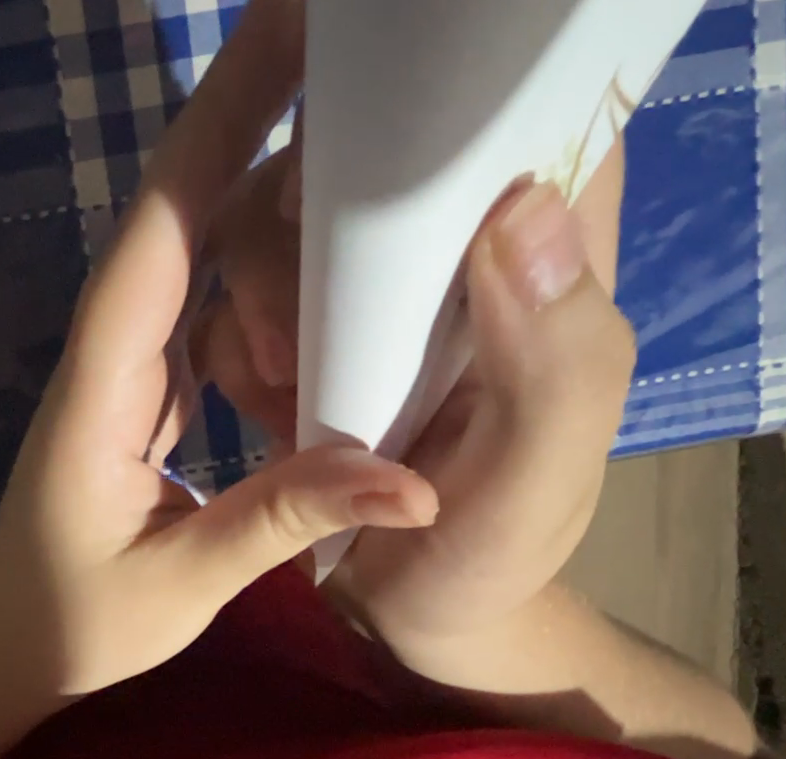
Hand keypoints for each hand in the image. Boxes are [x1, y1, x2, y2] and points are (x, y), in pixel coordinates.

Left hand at [0, 0, 434, 702]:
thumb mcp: (181, 584)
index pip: (156, 241)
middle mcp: (105, 362)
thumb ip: (280, 522)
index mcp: (98, 396)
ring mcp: (120, 373)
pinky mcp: (140, 395)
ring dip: (249, 179)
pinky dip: (249, 260)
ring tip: (342, 113)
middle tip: (336, 36)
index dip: (212, 134)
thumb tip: (410, 484)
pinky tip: (310, 239)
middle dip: (239, 122)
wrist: (18, 645)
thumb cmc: (79, 624)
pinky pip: (196, 307)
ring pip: (183, 255)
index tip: (284, 36)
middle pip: (169, 220)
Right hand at [197, 125, 636, 685]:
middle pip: (361, 170)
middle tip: (296, 331)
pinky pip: (239, 302)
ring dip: (258, 298)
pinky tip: (265, 406)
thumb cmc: (486, 555)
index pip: (515, 131)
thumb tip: (516, 207)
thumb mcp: (537, 481)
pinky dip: (232, 344)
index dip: (444, 119)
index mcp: (539, 275)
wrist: (406, 612)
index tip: (370, 180)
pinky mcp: (300, 345)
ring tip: (279, 386)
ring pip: (283, 229)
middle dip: (307, 232)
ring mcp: (362, 307)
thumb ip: (553, 364)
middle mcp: (445, 270)